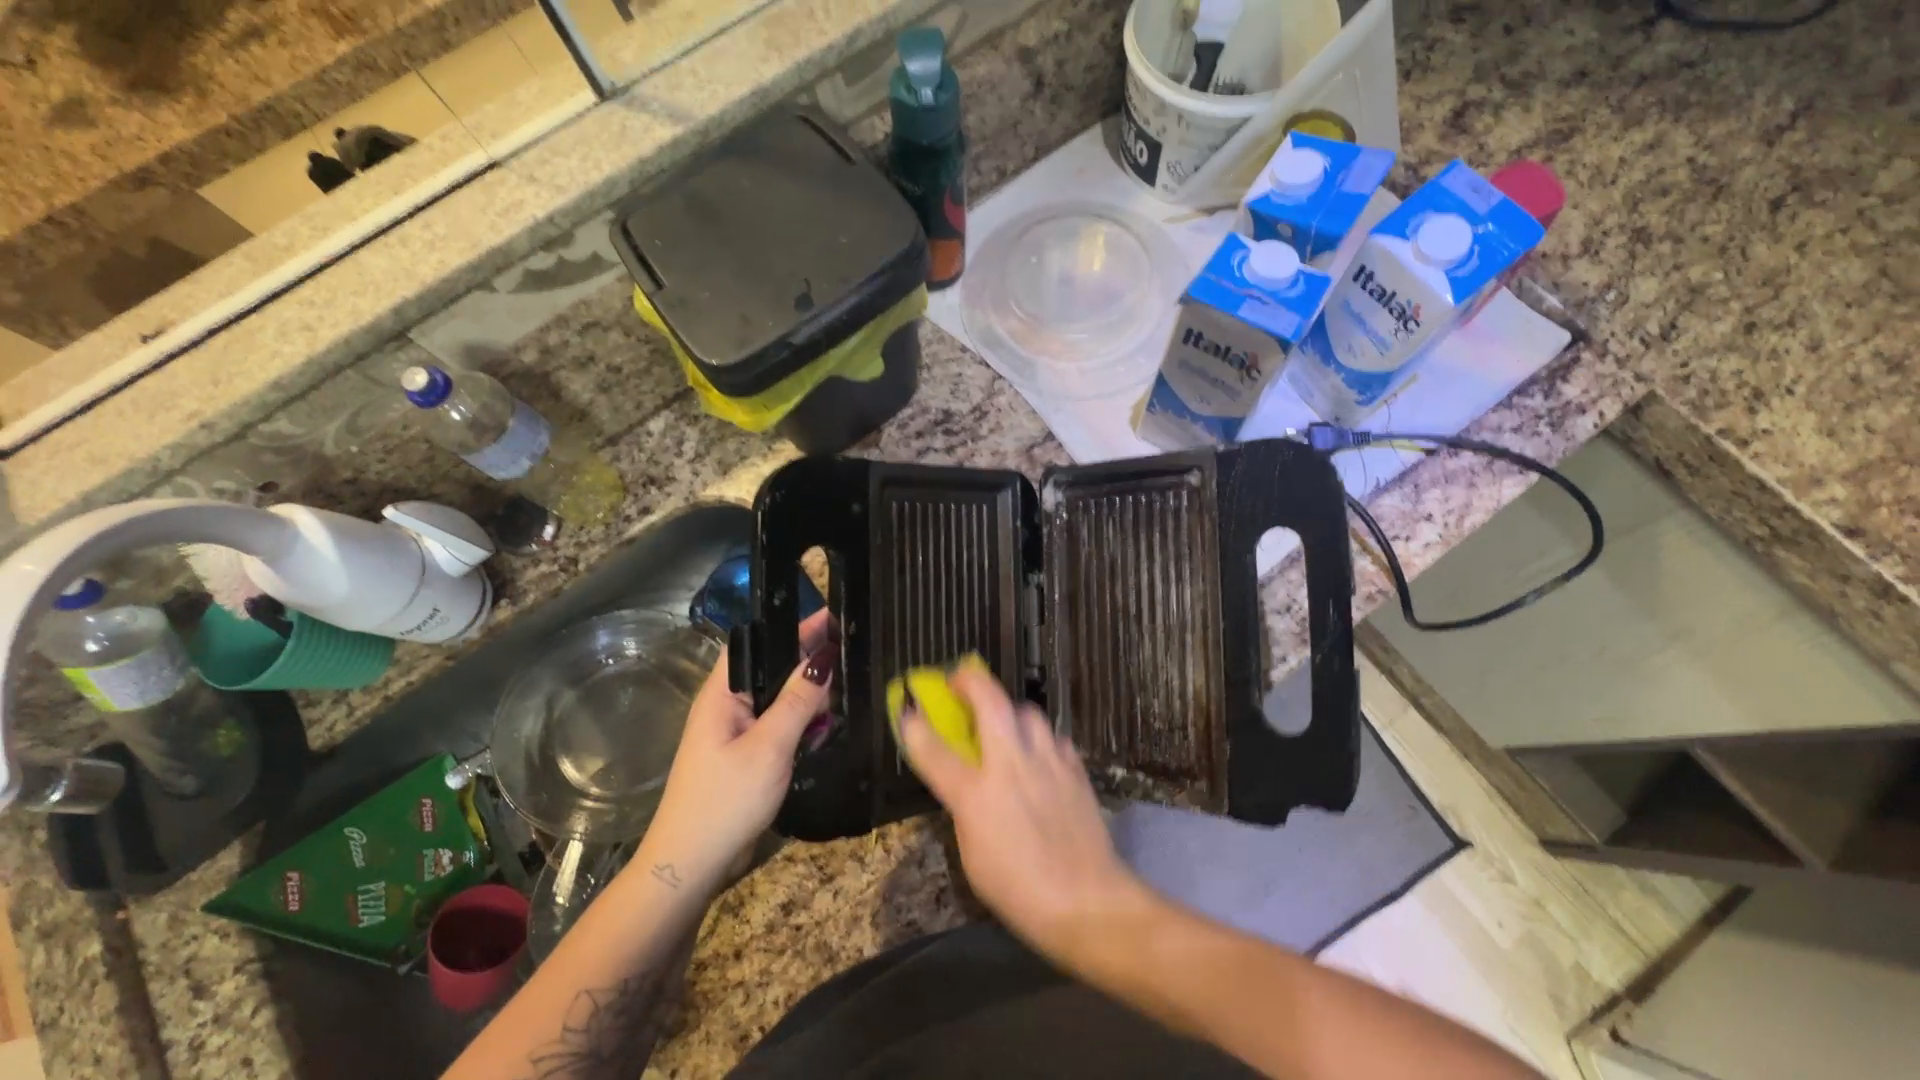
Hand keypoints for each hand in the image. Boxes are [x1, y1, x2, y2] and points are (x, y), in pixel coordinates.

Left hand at [638, 610, 835, 891]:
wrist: (692, 864)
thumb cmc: (725, 800)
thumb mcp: (769, 747)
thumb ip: (798, 702)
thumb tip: (825, 658)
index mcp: (723, 693)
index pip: (761, 642)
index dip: (796, 627)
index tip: (838, 618)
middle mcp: (728, 705)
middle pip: (773, 669)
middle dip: (810, 658)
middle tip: (855, 648)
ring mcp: (737, 732)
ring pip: (780, 699)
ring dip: (810, 693)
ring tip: (851, 681)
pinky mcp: (747, 756)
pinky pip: (780, 726)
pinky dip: (804, 722)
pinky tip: (829, 723)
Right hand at [896, 666, 1149, 959]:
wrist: (1086, 899)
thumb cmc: (1018, 890)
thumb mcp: (973, 855)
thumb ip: (966, 811)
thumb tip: (967, 787)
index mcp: (976, 794)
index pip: (934, 750)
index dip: (915, 727)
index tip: (907, 709)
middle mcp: (1011, 765)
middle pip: (990, 702)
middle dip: (971, 682)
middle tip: (961, 681)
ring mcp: (1048, 763)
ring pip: (1028, 712)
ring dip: (1011, 712)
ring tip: (1007, 727)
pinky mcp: (1076, 770)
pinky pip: (1054, 738)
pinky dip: (1041, 740)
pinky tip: (1040, 757)